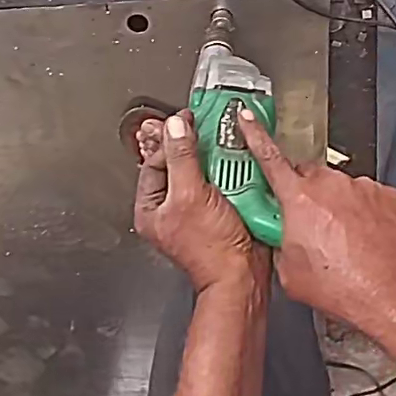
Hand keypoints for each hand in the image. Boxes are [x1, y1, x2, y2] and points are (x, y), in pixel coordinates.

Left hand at [134, 111, 267, 291]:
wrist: (243, 275)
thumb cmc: (211, 249)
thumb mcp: (189, 195)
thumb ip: (181, 158)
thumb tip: (174, 127)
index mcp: (153, 207)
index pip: (155, 160)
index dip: (170, 138)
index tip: (185, 120)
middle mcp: (172, 207)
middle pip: (178, 162)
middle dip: (192, 142)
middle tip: (204, 124)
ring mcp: (197, 207)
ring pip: (202, 168)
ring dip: (214, 153)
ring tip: (223, 138)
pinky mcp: (220, 208)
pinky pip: (222, 179)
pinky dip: (230, 167)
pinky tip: (238, 157)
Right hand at [236, 109, 395, 334]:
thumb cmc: (348, 289)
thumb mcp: (291, 275)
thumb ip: (281, 244)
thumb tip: (283, 240)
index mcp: (301, 199)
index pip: (269, 158)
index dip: (255, 135)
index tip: (248, 117)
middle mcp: (333, 185)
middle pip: (311, 178)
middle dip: (308, 197)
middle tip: (312, 228)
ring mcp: (365, 188)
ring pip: (344, 191)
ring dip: (341, 210)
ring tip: (348, 246)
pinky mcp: (391, 196)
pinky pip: (372, 200)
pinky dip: (369, 218)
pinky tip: (370, 244)